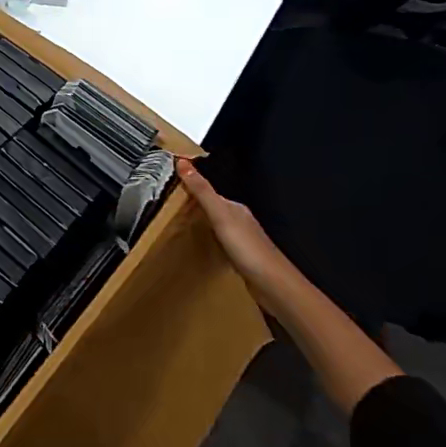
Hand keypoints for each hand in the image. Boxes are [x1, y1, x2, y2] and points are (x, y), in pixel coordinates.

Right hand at [177, 158, 292, 284]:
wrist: (274, 286)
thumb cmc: (246, 248)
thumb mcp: (220, 215)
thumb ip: (202, 191)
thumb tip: (182, 161)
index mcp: (235, 208)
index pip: (210, 193)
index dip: (192, 189)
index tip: (172, 188)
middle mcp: (241, 221)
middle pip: (215, 209)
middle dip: (197, 208)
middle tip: (171, 208)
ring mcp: (244, 242)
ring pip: (219, 228)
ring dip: (204, 226)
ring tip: (183, 228)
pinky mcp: (245, 260)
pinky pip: (223, 245)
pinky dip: (211, 243)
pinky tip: (205, 250)